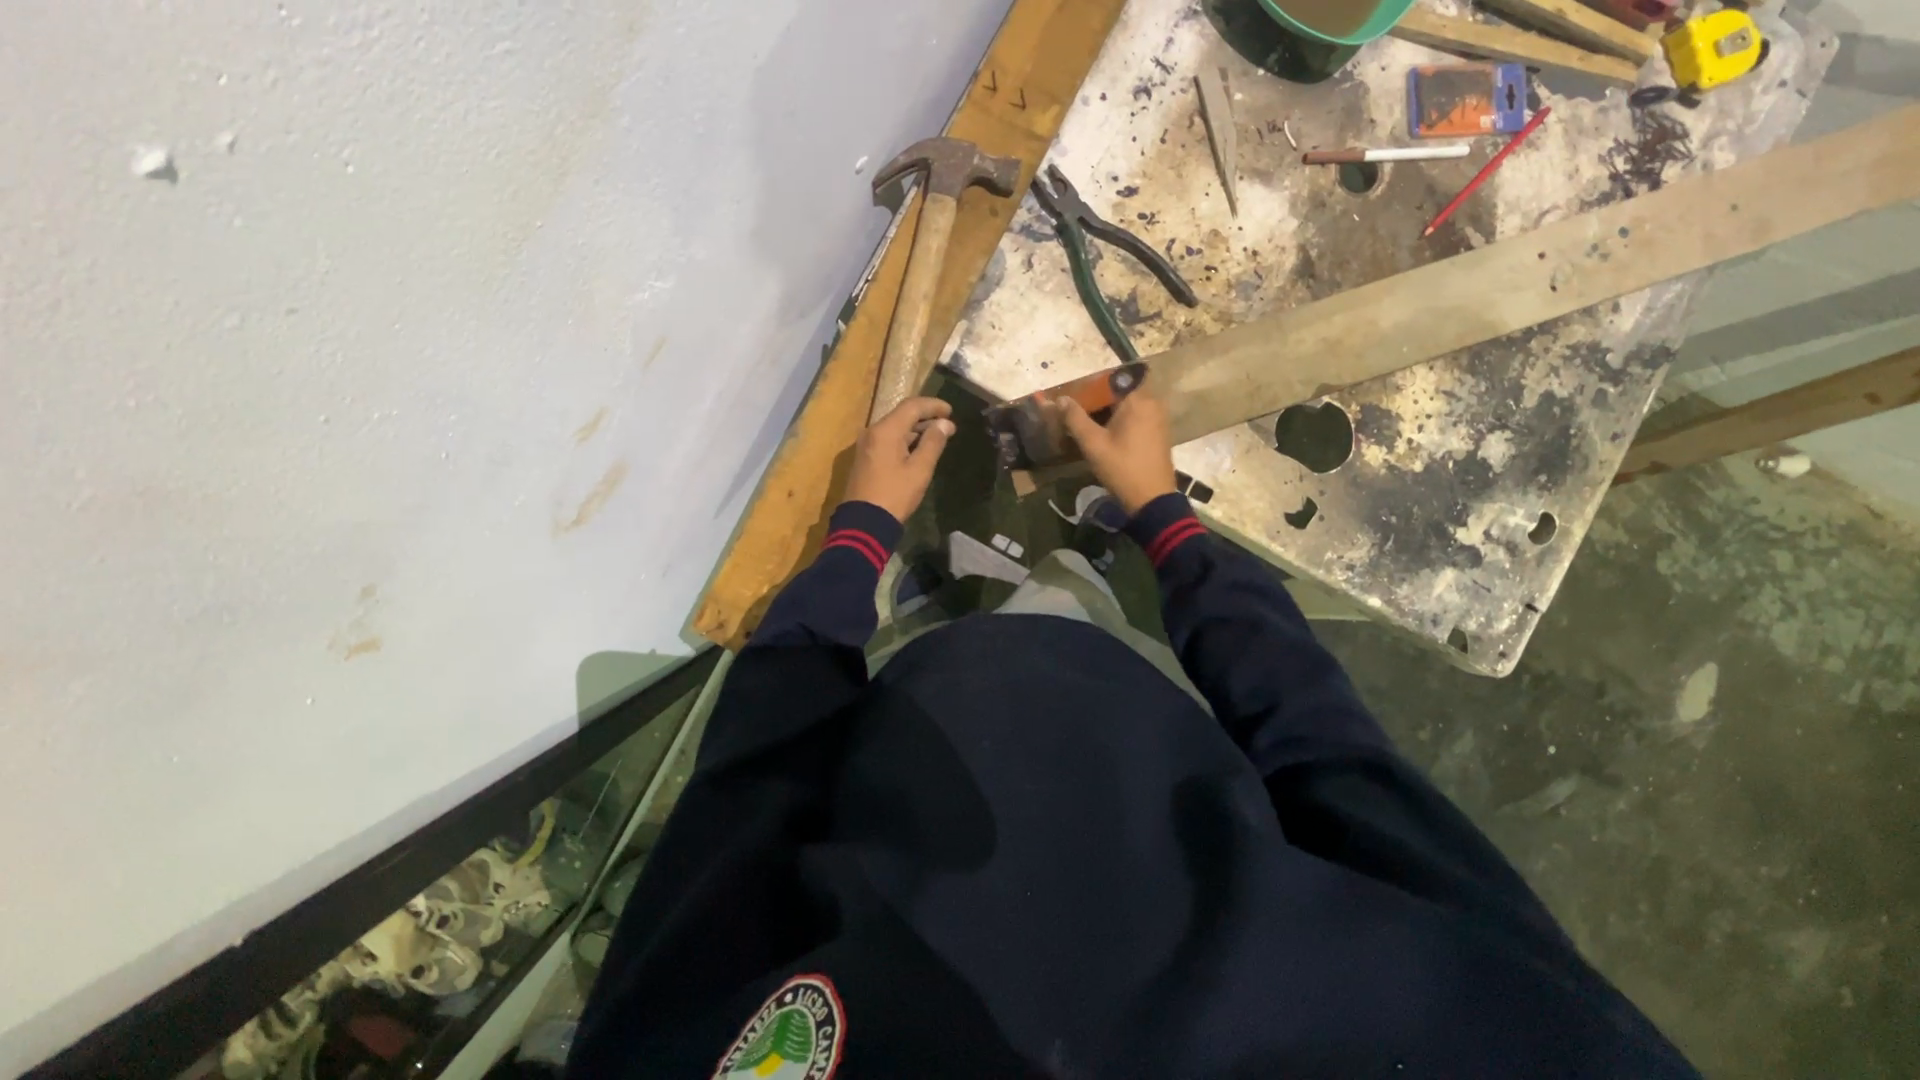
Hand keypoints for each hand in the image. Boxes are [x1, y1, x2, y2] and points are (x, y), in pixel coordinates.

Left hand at [843, 397, 956, 522]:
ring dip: (915, 430)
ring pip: (894, 428)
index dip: (933, 405)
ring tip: (936, 438)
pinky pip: (887, 440)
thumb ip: (933, 443)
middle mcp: (872, 432)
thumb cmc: (895, 495)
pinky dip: (904, 440)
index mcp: (885, 430)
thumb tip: (944, 424)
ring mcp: (866, 445)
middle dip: (925, 418)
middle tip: (947, 426)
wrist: (864, 523)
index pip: (912, 406)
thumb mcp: (919, 470)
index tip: (951, 412)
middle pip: (901, 415)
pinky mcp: (864, 458)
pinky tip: (917, 449)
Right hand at [1057, 389, 1176, 515]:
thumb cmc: (1122, 468)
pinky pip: (1137, 416)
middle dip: (1099, 399)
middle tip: (1079, 412)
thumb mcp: (1093, 444)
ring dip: (1109, 410)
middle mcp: (1152, 403)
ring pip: (1129, 404)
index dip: (1093, 385)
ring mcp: (1159, 417)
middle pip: (1121, 391)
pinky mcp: (1159, 431)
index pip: (1113, 378)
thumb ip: (1075, 418)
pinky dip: (1121, 419)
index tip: (1077, 397)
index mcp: (1138, 400)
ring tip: (1089, 424)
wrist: (1152, 499)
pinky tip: (1107, 434)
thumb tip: (1060, 399)